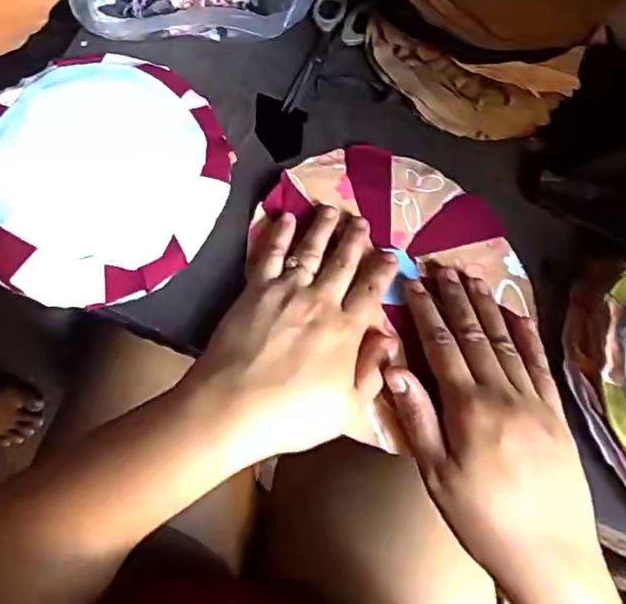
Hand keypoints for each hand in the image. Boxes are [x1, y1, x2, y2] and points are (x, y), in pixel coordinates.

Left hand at [184, 206, 401, 466]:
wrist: (234, 404)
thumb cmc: (292, 416)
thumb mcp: (346, 409)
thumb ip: (371, 373)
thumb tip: (389, 338)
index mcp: (346, 330)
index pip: (371, 290)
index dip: (382, 268)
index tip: (391, 250)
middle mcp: (320, 301)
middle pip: (343, 262)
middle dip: (355, 239)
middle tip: (362, 220)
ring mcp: (287, 290)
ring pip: (311, 250)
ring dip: (323, 228)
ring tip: (332, 209)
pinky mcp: (257, 288)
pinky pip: (272, 253)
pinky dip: (280, 233)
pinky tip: (286, 217)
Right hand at [385, 269, 617, 603]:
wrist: (552, 562)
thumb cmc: (483, 520)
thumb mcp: (437, 476)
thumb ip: (418, 416)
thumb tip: (394, 366)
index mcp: (469, 408)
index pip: (441, 344)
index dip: (426, 310)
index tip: (413, 282)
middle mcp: (502, 394)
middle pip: (473, 334)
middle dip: (454, 297)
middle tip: (441, 266)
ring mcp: (534, 401)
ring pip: (505, 341)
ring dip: (486, 306)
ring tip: (471, 277)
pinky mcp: (556, 414)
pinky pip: (539, 364)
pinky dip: (528, 334)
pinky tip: (518, 312)